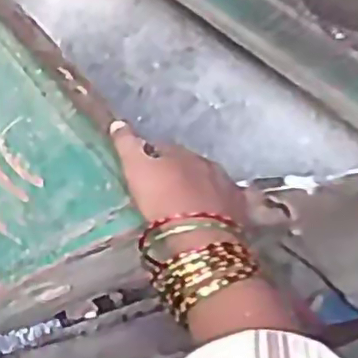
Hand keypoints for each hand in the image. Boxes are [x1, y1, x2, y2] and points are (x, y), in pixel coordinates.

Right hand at [107, 120, 245, 226]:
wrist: (199, 235)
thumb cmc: (161, 198)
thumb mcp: (135, 169)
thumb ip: (126, 145)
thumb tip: (118, 122)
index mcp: (179, 152)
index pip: (158, 146)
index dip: (146, 155)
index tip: (136, 167)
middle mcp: (206, 162)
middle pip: (184, 162)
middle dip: (173, 169)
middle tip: (157, 184)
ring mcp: (226, 184)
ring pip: (205, 178)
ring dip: (194, 184)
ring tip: (180, 199)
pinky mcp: (240, 207)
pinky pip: (226, 198)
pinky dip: (217, 199)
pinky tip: (210, 208)